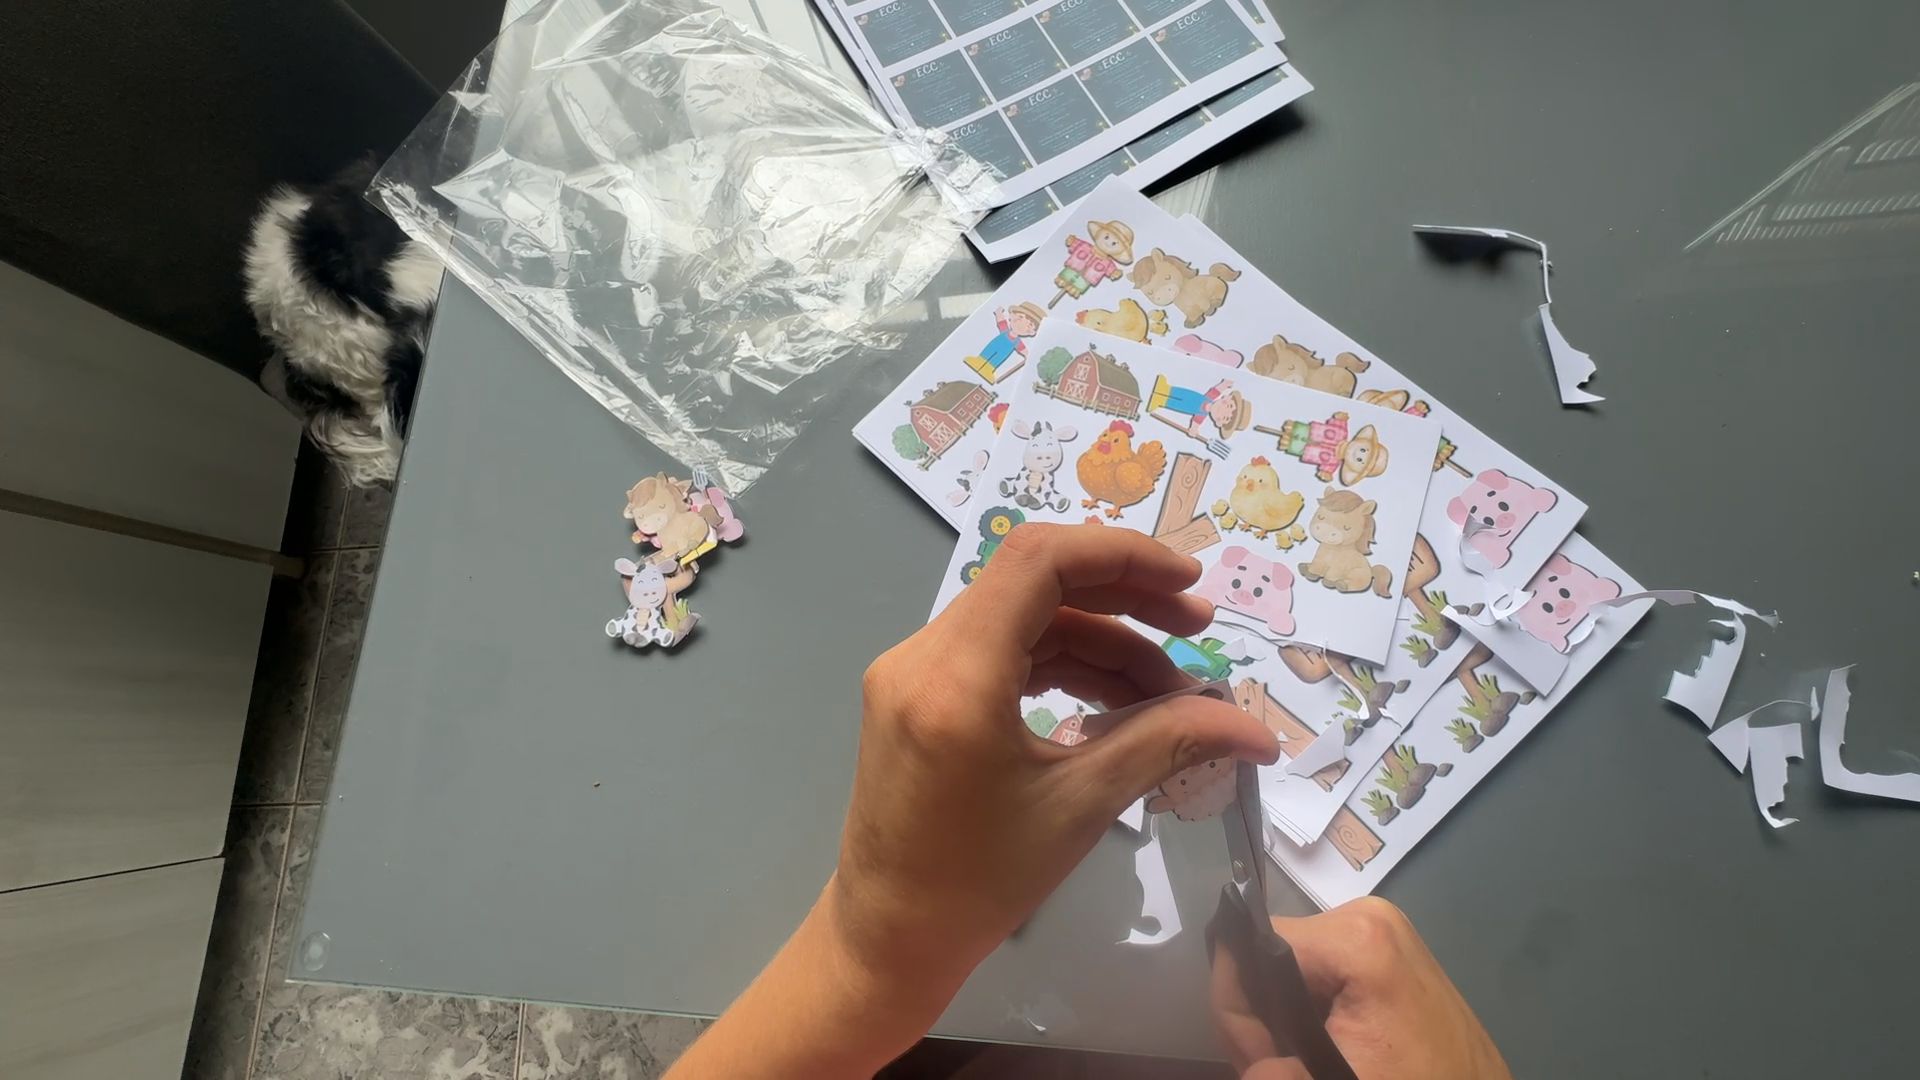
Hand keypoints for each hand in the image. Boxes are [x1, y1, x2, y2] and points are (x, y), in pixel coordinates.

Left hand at [826, 524, 1279, 1027]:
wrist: (889, 934)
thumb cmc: (979, 885)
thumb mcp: (1080, 808)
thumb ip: (1166, 744)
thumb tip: (1254, 728)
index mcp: (956, 678)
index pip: (1038, 562)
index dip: (1121, 556)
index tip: (1186, 584)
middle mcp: (923, 653)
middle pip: (1034, 581)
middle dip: (1123, 597)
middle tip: (1195, 629)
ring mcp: (913, 665)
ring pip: (1022, 617)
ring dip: (1098, 640)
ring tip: (1167, 692)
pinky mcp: (920, 684)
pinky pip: (1000, 648)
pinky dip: (1060, 661)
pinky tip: (1112, 697)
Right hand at [1212, 898, 1513, 1079]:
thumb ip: (1284, 1073)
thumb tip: (1253, 1072)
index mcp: (1357, 935)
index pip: (1253, 945)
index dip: (1240, 1006)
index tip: (1257, 1060)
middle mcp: (1366, 914)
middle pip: (1269, 952)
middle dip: (1261, 1014)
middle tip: (1278, 1066)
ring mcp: (1378, 926)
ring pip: (1289, 961)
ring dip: (1282, 1013)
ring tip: (1301, 1061)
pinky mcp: (1386, 945)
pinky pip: (1318, 966)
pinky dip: (1308, 1006)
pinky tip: (1324, 1044)